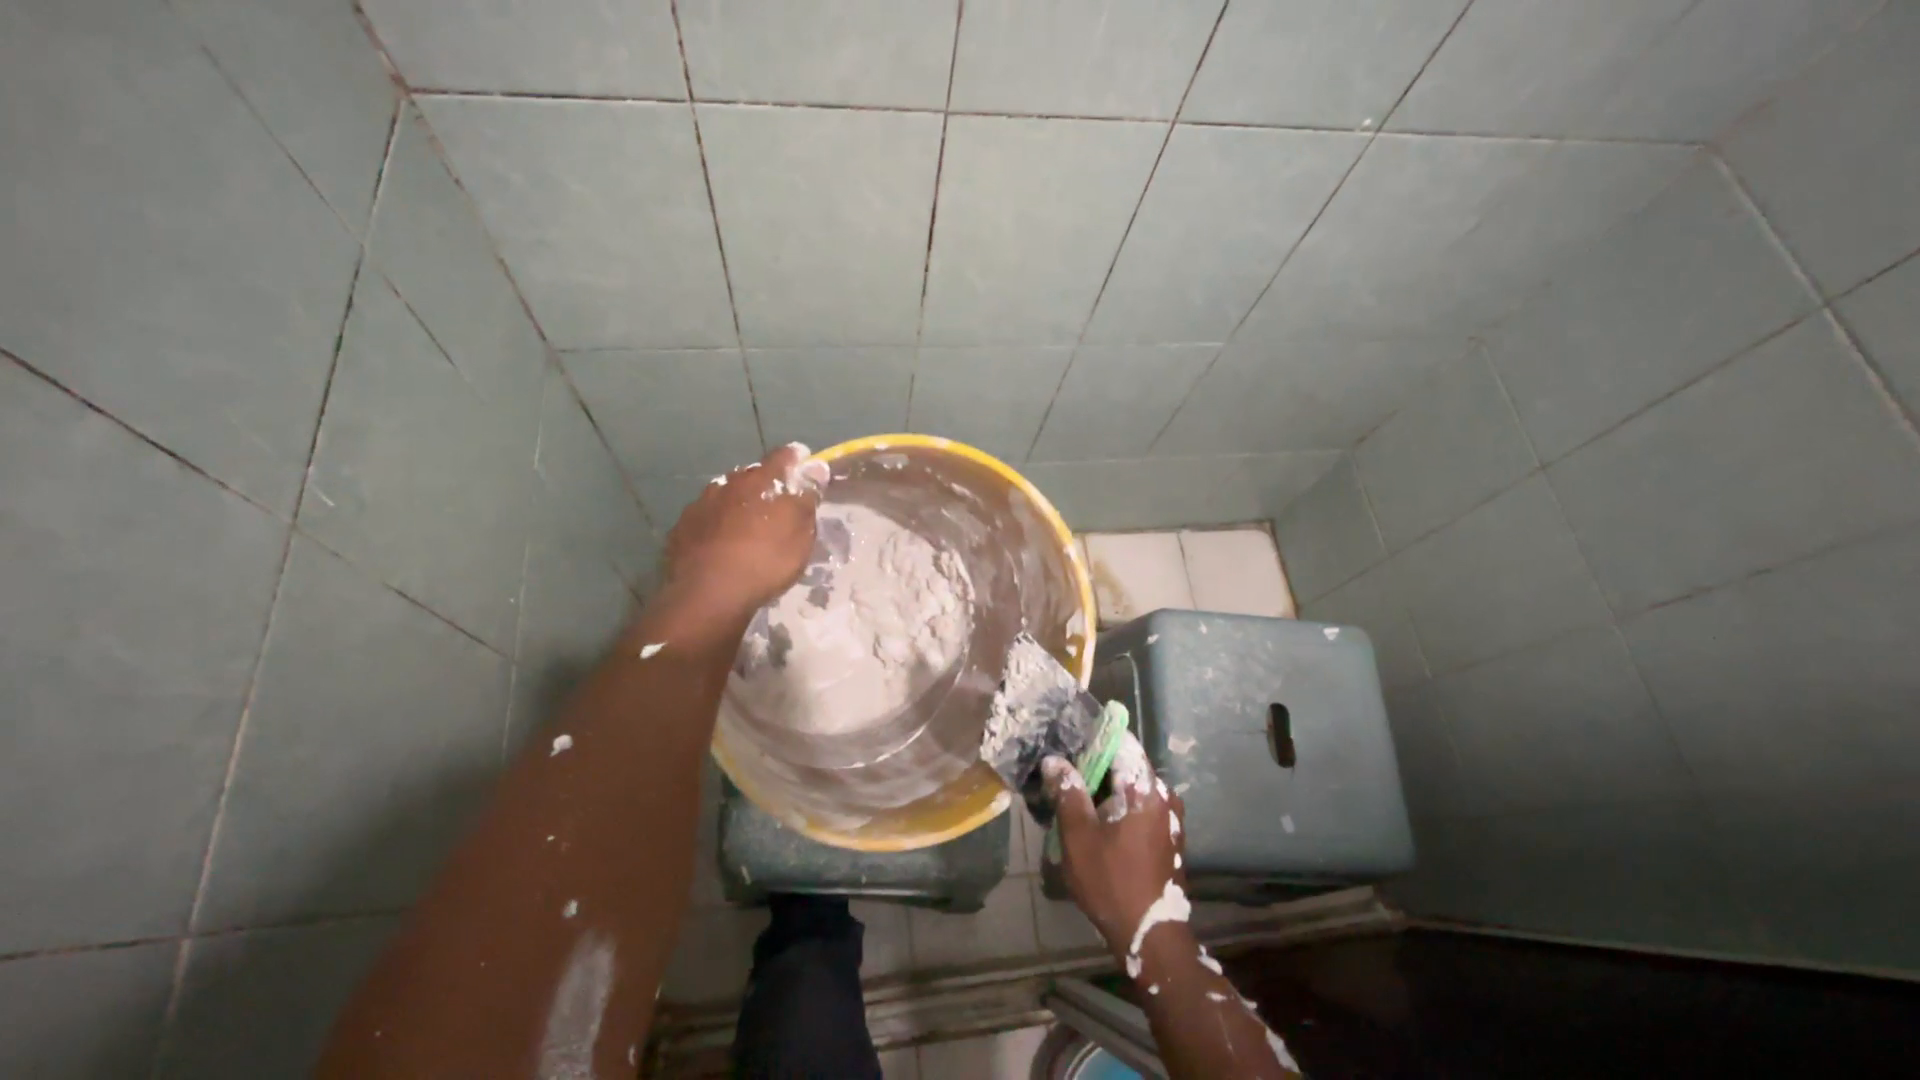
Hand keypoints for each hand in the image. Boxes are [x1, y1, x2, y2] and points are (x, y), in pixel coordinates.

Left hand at [657, 443, 829, 633]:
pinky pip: (705, 518)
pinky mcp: (682, 528)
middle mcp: (729, 483)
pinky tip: (719, 543)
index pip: (783, 456)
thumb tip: (816, 466)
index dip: (796, 459)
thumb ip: (807, 497)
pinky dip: (715, 523)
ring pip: (725, 495)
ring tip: (746, 525)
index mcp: (761, 480)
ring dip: (737, 503)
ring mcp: (701, 504)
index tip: (805, 465)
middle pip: (751, 475)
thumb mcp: (801, 534)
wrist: (708, 593)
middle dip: (764, 484)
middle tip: (776, 503)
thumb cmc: (765, 561)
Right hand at [1044, 733, 1186, 960]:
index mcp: (1144, 789)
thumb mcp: (1078, 836)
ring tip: (1076, 797)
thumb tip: (1055, 760)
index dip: (1094, 738)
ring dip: (1107, 788)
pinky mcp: (1170, 836)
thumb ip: (1068, 792)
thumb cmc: (1110, 880)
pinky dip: (1120, 806)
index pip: (1122, 743)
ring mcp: (1171, 817)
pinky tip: (1098, 821)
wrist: (1149, 932)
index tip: (1068, 741)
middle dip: (1096, 765)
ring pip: (1133, 788)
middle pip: (1127, 765)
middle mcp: (1164, 795)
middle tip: (1064, 772)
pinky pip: (1142, 807)